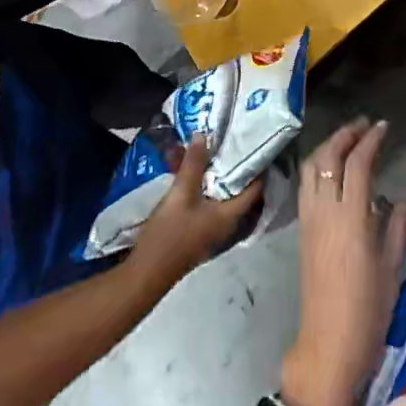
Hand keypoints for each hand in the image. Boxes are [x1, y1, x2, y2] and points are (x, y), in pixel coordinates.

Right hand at [129, 135, 264, 284]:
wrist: (149, 270)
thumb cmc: (171, 232)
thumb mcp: (181, 193)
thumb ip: (193, 164)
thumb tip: (203, 135)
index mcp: (230, 216)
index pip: (254, 189)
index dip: (257, 167)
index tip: (254, 144)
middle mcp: (226, 223)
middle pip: (237, 191)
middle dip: (232, 167)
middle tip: (228, 143)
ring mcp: (212, 229)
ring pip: (219, 196)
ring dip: (213, 176)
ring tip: (206, 152)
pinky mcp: (198, 230)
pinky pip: (206, 202)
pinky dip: (202, 186)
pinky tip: (188, 173)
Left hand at [282, 117, 405, 405]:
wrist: (329, 337)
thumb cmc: (369, 308)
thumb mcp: (392, 268)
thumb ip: (397, 228)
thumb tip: (400, 198)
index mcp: (352, 217)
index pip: (358, 164)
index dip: (369, 140)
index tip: (382, 126)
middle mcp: (325, 208)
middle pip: (328, 156)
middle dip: (345, 134)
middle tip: (364, 125)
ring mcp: (308, 214)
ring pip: (311, 165)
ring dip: (328, 145)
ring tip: (347, 138)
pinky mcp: (301, 224)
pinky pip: (305, 182)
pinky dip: (317, 164)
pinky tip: (331, 167)